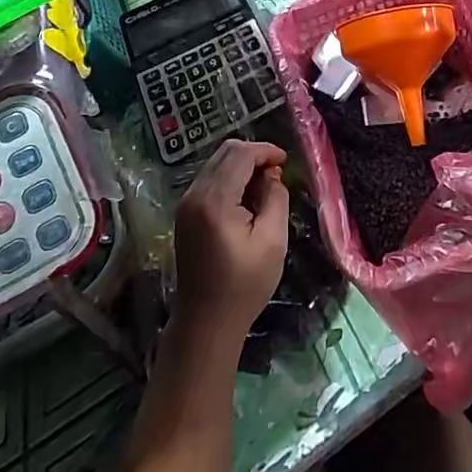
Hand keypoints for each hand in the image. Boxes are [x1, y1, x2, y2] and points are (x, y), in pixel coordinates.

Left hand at [174, 140, 289, 342]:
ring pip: (216, 164)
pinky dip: (230, 179)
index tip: (286, 161)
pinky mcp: (185, 214)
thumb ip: (275, 198)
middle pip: (225, 153)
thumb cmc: (244, 285)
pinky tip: (246, 199)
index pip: (239, 155)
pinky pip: (209, 181)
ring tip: (265, 187)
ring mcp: (186, 204)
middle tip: (277, 173)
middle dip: (254, 155)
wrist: (206, 321)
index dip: (265, 151)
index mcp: (214, 200)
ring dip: (242, 167)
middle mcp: (194, 195)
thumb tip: (272, 175)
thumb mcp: (273, 241)